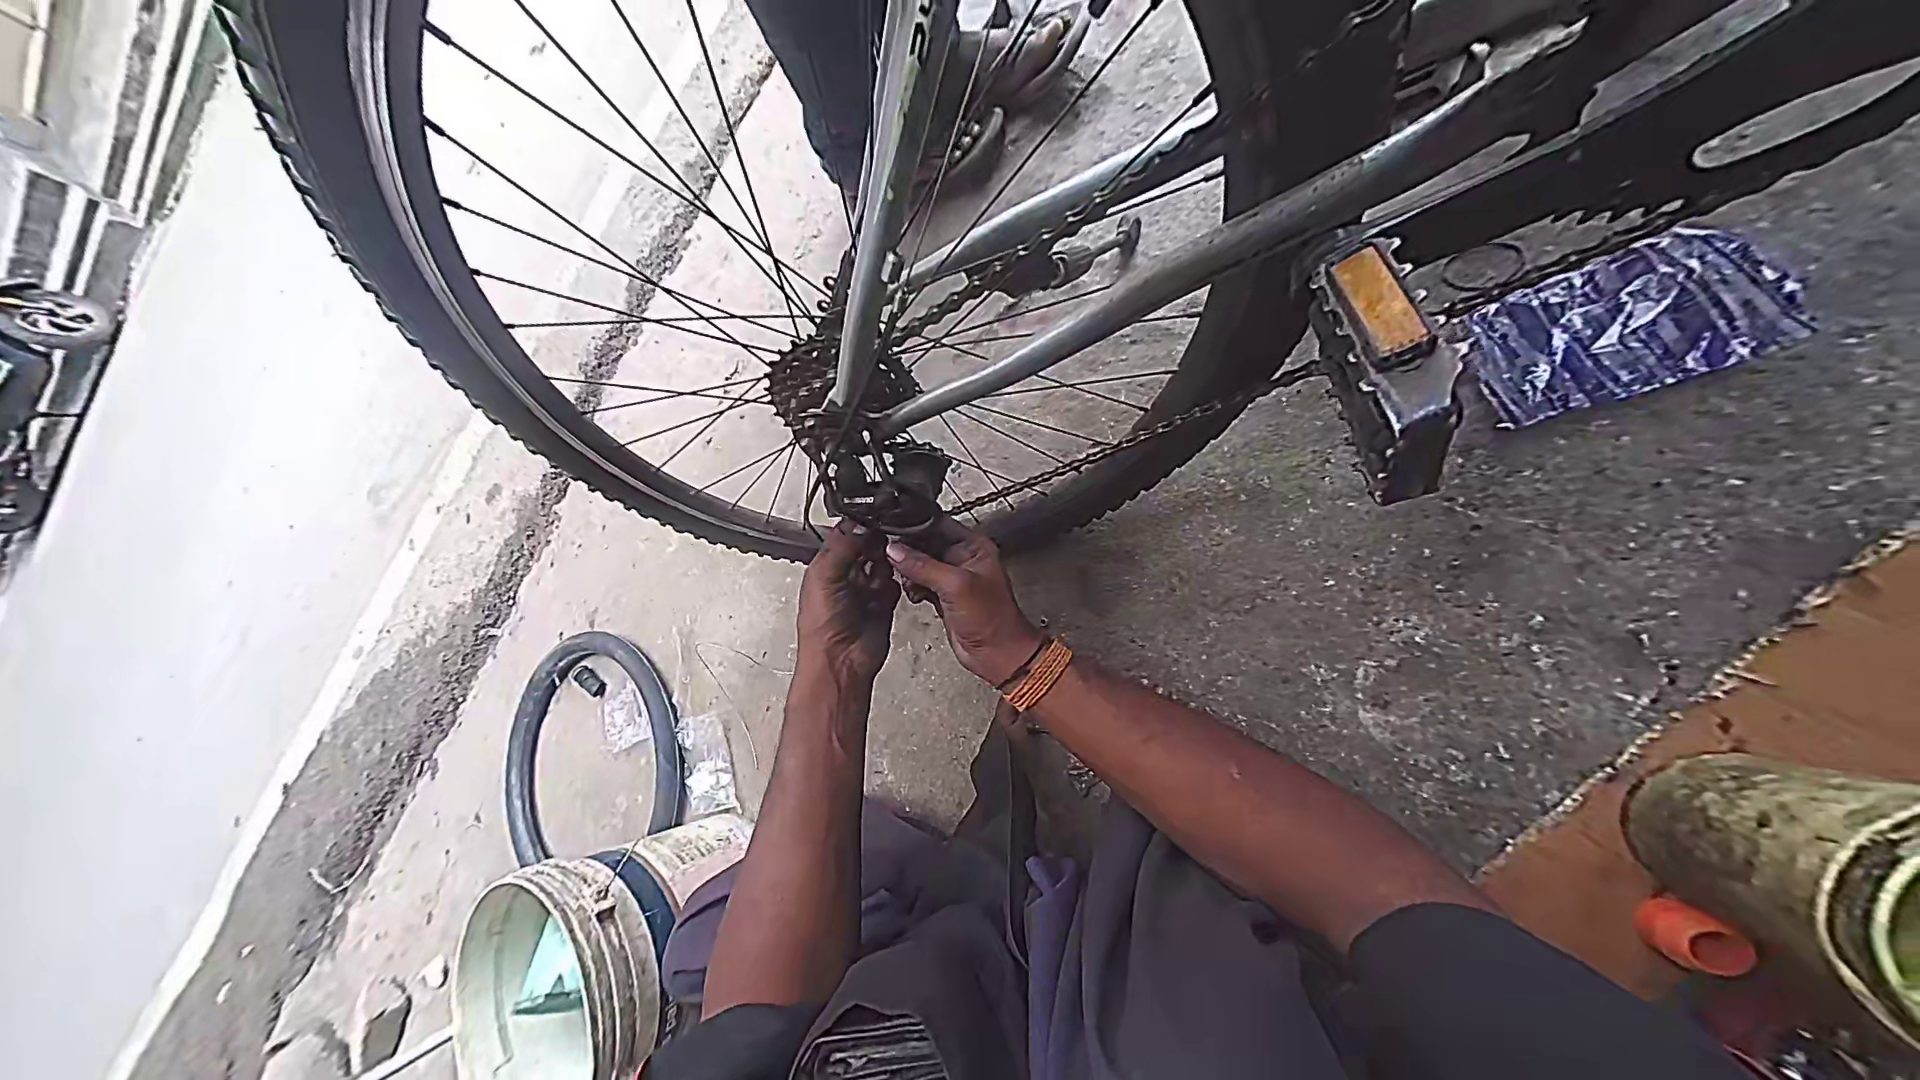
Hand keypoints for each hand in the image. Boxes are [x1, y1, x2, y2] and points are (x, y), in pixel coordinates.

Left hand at [796, 520, 901, 685]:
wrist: (840, 662)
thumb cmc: (822, 628)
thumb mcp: (825, 576)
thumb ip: (842, 547)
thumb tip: (858, 525)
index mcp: (826, 565)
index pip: (845, 535)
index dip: (860, 526)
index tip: (875, 520)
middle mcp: (846, 575)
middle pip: (868, 546)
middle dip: (879, 541)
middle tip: (888, 537)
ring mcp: (866, 590)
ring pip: (884, 562)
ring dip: (889, 560)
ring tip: (892, 559)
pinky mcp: (883, 604)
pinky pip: (896, 584)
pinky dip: (899, 580)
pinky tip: (898, 579)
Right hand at [885, 519, 1043, 685]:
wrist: (996, 654)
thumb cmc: (993, 620)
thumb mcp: (956, 585)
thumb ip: (924, 565)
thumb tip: (896, 550)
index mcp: (973, 547)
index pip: (938, 524)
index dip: (915, 525)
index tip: (892, 529)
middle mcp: (962, 559)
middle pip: (925, 543)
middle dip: (908, 550)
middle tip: (893, 557)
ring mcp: (951, 578)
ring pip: (919, 564)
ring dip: (908, 570)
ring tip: (906, 580)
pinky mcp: (942, 596)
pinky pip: (919, 583)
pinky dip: (911, 586)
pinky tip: (912, 594)